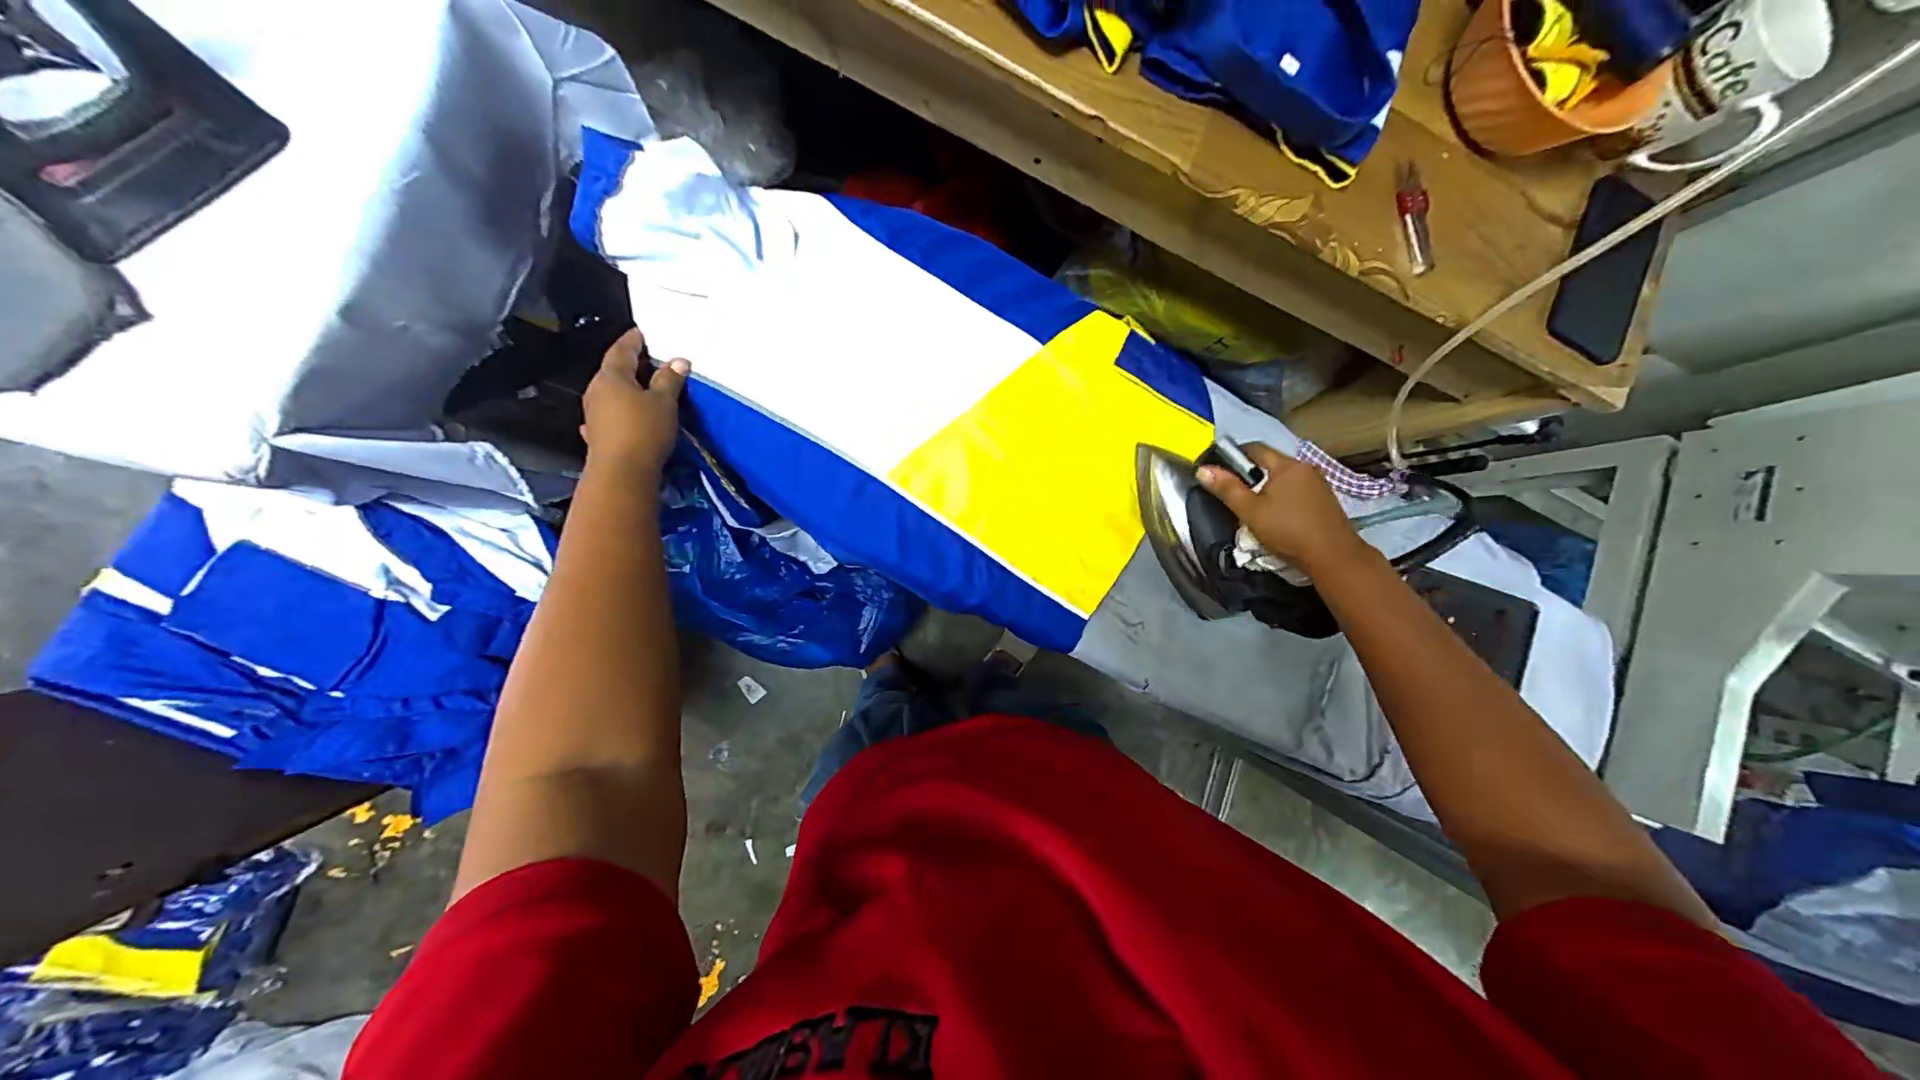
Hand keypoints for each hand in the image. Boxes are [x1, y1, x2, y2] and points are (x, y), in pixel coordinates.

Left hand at [581, 328, 688, 474]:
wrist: (621, 472)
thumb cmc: (643, 430)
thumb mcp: (664, 402)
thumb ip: (670, 380)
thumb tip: (679, 361)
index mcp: (611, 377)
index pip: (621, 351)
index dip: (632, 341)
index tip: (640, 332)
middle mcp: (597, 391)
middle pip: (613, 372)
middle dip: (630, 366)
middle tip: (647, 361)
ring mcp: (594, 414)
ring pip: (610, 394)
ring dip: (625, 390)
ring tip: (642, 389)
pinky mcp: (597, 435)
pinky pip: (609, 416)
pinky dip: (619, 412)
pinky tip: (622, 416)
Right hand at [1197, 444, 1366, 571]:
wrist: (1332, 556)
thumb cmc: (1288, 530)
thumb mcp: (1250, 511)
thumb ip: (1227, 489)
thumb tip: (1203, 470)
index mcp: (1287, 466)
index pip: (1256, 449)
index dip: (1235, 456)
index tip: (1220, 470)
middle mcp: (1306, 468)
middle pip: (1271, 463)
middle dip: (1252, 475)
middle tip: (1235, 494)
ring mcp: (1319, 484)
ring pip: (1285, 478)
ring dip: (1268, 488)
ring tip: (1255, 508)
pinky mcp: (1326, 500)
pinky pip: (1297, 491)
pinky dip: (1284, 498)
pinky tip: (1278, 516)